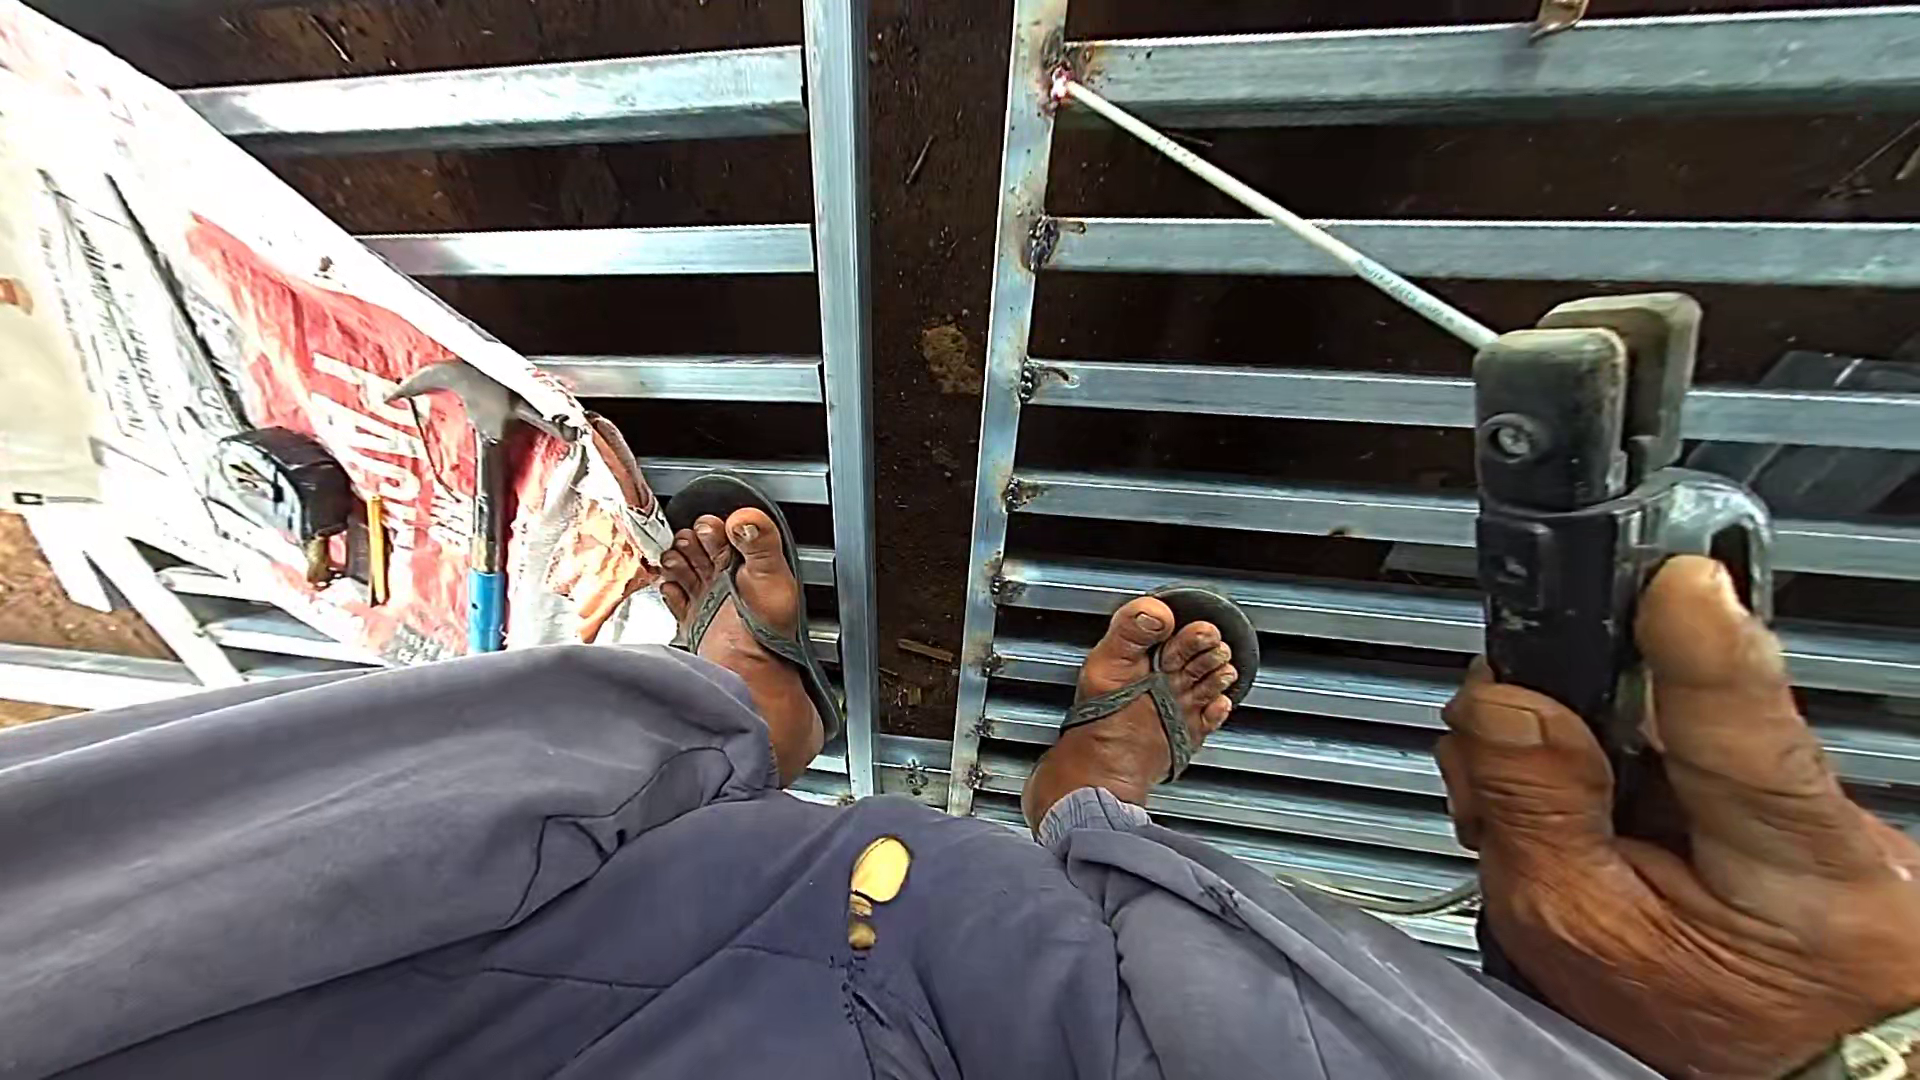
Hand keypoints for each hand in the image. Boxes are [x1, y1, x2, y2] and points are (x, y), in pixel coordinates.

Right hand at [1438, 556, 1919, 1078]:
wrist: (1736, 1053)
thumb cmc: (1675, 1015)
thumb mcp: (1570, 919)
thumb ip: (1532, 805)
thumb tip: (1503, 700)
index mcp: (1796, 873)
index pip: (1747, 741)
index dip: (1704, 656)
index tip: (1682, 583)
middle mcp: (1801, 815)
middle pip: (1631, 706)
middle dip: (1533, 717)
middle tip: (1491, 785)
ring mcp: (1761, 794)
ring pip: (1601, 713)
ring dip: (1528, 746)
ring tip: (1516, 816)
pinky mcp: (1720, 783)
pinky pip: (1603, 733)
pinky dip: (1547, 759)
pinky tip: (1541, 807)